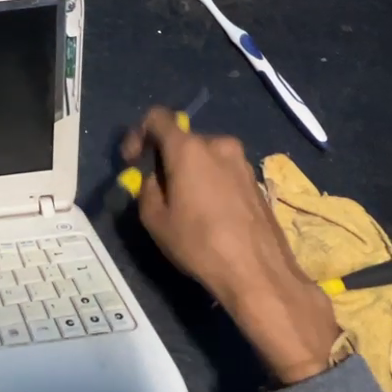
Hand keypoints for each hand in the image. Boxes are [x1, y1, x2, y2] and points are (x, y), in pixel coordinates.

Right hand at [122, 109, 339, 383]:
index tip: (133, 161)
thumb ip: (147, 188)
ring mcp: (242, 162)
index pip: (157, 118)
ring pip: (204, 156)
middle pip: (182, 139)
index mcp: (188, 148)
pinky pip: (223, 171)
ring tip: (184, 205)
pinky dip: (209, 182)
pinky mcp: (256, 181)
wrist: (259, 273)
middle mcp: (218, 145)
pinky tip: (209, 213)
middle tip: (158, 189)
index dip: (138, 134)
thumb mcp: (154, 219)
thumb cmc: (199, 243)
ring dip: (189, 171)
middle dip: (165, 158)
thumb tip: (155, 180)